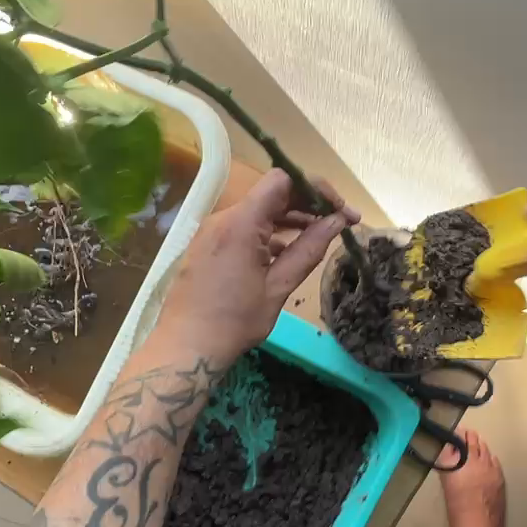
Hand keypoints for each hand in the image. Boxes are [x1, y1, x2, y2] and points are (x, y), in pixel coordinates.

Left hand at [153, 170, 358, 367]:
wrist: (186, 346)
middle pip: (272, 194)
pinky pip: (243, 228)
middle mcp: (223, 218)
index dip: (316, 189)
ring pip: (258, 212)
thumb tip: (337, 222)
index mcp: (241, 222)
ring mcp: (212, 231)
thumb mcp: (279, 286)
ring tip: (320, 237)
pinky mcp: (207, 245)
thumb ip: (309, 249)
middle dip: (308, 205)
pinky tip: (288, 253)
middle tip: (339, 224)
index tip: (340, 210)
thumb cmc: (235, 320)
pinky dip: (268, 234)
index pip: (283, 181)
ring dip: (290, 220)